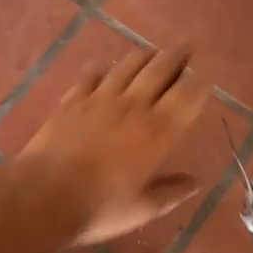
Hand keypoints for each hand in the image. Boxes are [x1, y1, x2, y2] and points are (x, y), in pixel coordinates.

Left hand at [16, 44, 207, 245]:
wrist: (45, 193)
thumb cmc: (100, 206)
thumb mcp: (144, 207)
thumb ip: (172, 191)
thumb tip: (197, 182)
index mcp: (157, 132)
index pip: (185, 98)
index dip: (198, 84)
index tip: (206, 75)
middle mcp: (131, 107)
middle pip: (157, 72)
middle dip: (175, 57)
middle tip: (186, 45)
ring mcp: (98, 100)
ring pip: (124, 67)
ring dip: (140, 56)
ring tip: (150, 51)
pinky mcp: (71, 101)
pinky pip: (88, 77)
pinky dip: (98, 70)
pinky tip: (100, 66)